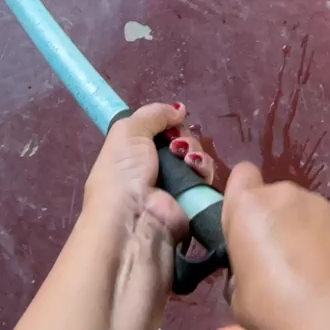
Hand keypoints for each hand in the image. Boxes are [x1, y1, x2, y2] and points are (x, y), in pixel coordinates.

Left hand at [82, 101, 213, 240]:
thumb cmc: (124, 172)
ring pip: (196, 158)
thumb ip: (154, 114)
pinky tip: (195, 168)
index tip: (173, 120)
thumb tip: (179, 110)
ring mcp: (174, 187)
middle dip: (184, 137)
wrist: (133, 220)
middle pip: (181, 141)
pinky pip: (206, 178)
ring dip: (194, 151)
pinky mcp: (192, 202)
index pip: (160, 132)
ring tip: (186, 158)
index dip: (169, 123)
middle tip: (177, 145)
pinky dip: (204, 169)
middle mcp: (154, 170)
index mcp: (134, 154)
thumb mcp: (129, 131)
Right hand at [222, 162, 329, 329]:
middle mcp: (283, 194)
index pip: (241, 174)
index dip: (242, 198)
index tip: (246, 229)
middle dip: (274, 222)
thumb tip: (252, 274)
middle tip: (276, 263)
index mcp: (249, 207)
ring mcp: (320, 203)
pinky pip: (329, 225)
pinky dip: (329, 242)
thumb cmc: (276, 309)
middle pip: (273, 198)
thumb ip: (241, 272)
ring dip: (302, 232)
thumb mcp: (238, 300)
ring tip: (310, 274)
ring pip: (303, 211)